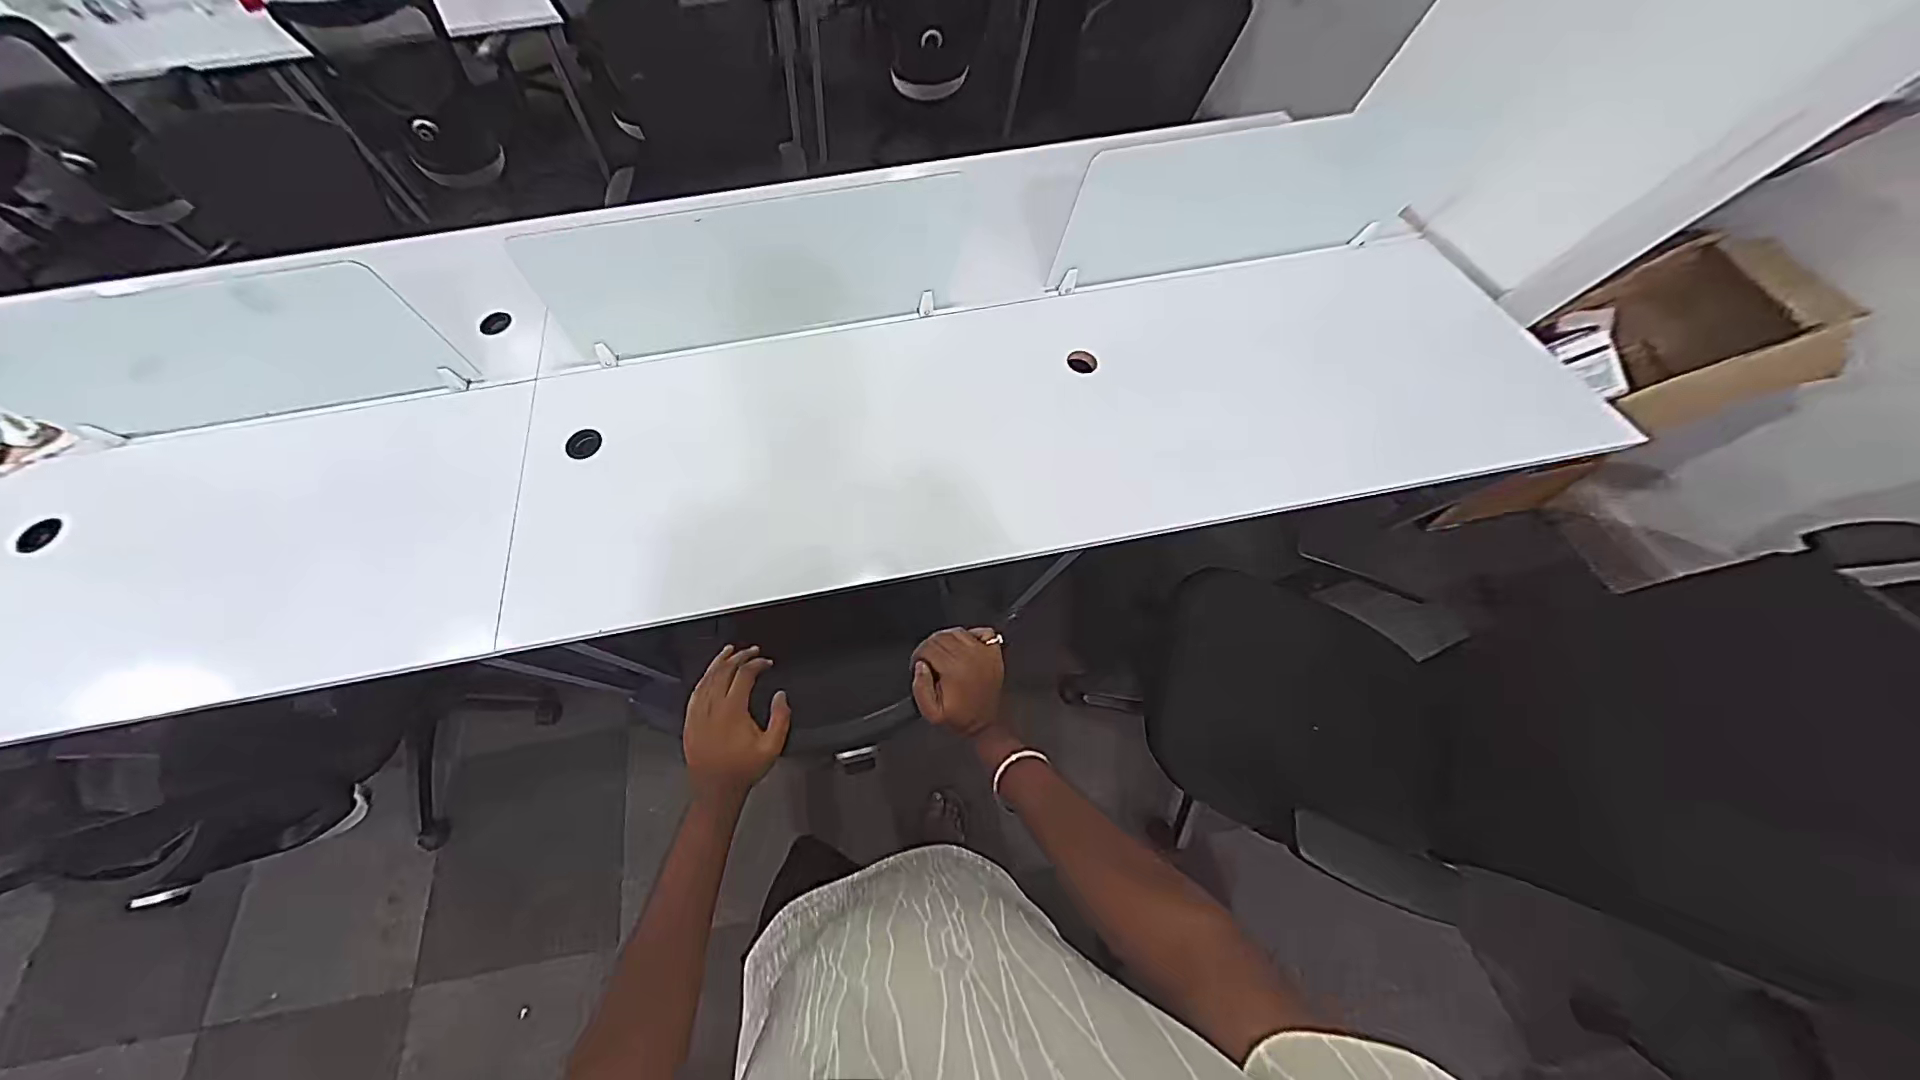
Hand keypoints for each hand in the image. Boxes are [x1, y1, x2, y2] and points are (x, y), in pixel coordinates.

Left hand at [683, 645, 789, 803]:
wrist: (715, 789)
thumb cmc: (742, 769)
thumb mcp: (772, 746)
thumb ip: (781, 718)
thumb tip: (780, 696)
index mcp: (732, 711)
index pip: (743, 675)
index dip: (756, 664)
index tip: (766, 662)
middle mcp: (712, 708)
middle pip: (724, 671)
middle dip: (739, 657)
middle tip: (751, 651)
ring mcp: (698, 713)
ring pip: (707, 678)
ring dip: (719, 662)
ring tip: (729, 651)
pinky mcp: (690, 721)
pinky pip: (695, 692)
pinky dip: (704, 678)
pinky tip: (709, 674)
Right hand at [911, 628, 1005, 740]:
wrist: (985, 723)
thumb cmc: (960, 718)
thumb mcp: (931, 712)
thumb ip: (920, 688)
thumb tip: (920, 665)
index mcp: (954, 669)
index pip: (929, 647)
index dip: (918, 655)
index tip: (918, 664)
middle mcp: (970, 656)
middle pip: (941, 637)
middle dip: (929, 647)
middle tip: (928, 661)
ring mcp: (984, 652)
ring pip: (957, 632)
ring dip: (947, 640)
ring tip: (943, 655)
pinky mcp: (994, 653)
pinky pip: (981, 631)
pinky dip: (971, 635)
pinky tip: (964, 647)